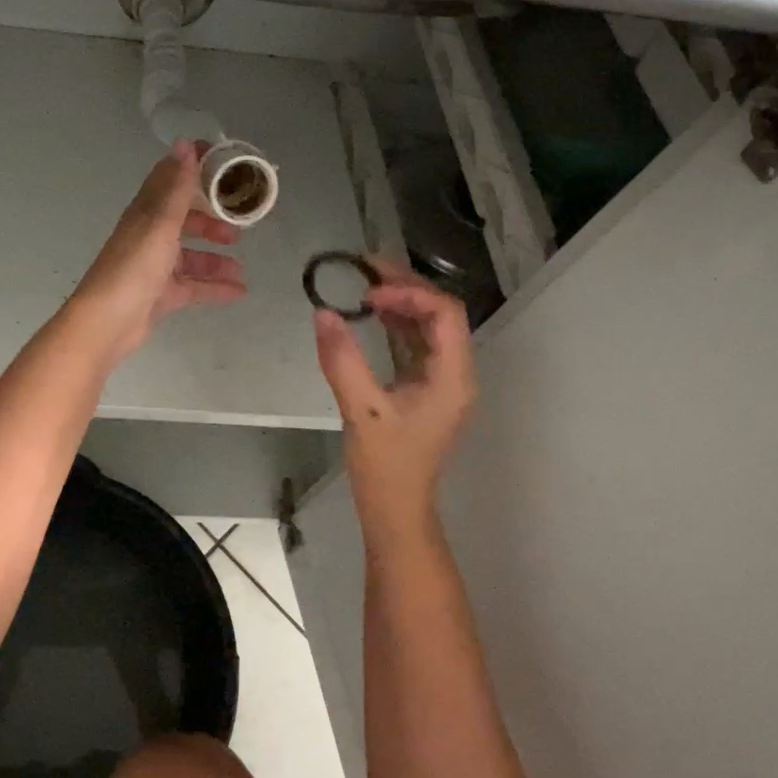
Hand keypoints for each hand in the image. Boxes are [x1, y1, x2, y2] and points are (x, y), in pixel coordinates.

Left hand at [68, 141, 246, 358]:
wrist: (107, 323)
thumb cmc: (134, 268)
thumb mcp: (160, 224)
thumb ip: (176, 187)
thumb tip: (185, 143)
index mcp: (145, 214)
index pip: (171, 180)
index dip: (195, 169)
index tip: (226, 163)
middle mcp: (148, 236)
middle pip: (184, 221)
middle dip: (211, 220)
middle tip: (239, 225)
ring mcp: (154, 268)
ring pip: (191, 257)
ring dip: (216, 259)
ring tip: (241, 267)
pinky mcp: (160, 296)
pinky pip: (192, 286)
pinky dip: (214, 287)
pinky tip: (238, 292)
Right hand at [313, 262, 476, 527]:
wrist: (395, 509)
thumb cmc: (385, 466)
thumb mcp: (361, 412)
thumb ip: (342, 360)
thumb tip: (322, 313)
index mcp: (453, 377)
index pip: (445, 314)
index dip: (410, 294)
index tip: (369, 295)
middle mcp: (455, 373)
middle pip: (440, 314)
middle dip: (406, 288)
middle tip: (364, 268)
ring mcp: (440, 380)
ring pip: (428, 326)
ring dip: (400, 302)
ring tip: (364, 282)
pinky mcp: (423, 388)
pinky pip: (414, 343)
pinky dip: (394, 324)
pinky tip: (368, 314)